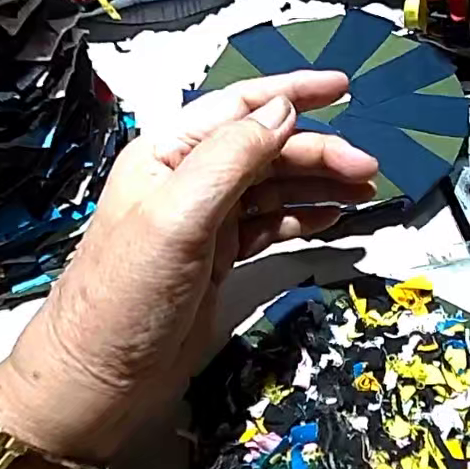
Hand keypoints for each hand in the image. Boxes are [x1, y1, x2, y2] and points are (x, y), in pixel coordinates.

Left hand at [0, 71, 378, 463]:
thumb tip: (285, 110)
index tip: (343, 87)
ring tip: (364, 192)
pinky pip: (275, 222)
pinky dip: (306, 217)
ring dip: (322, 184)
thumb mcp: (178, 218)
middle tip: (368, 170)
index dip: (294, 92)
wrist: (101, 382)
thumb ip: (232, 158)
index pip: (241, 108)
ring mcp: (211, 218)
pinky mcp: (224, 253)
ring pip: (278, 186)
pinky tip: (333, 218)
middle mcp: (194, 179)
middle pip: (271, 150)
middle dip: (321, 153)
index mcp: (171, 154)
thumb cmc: (127, 297)